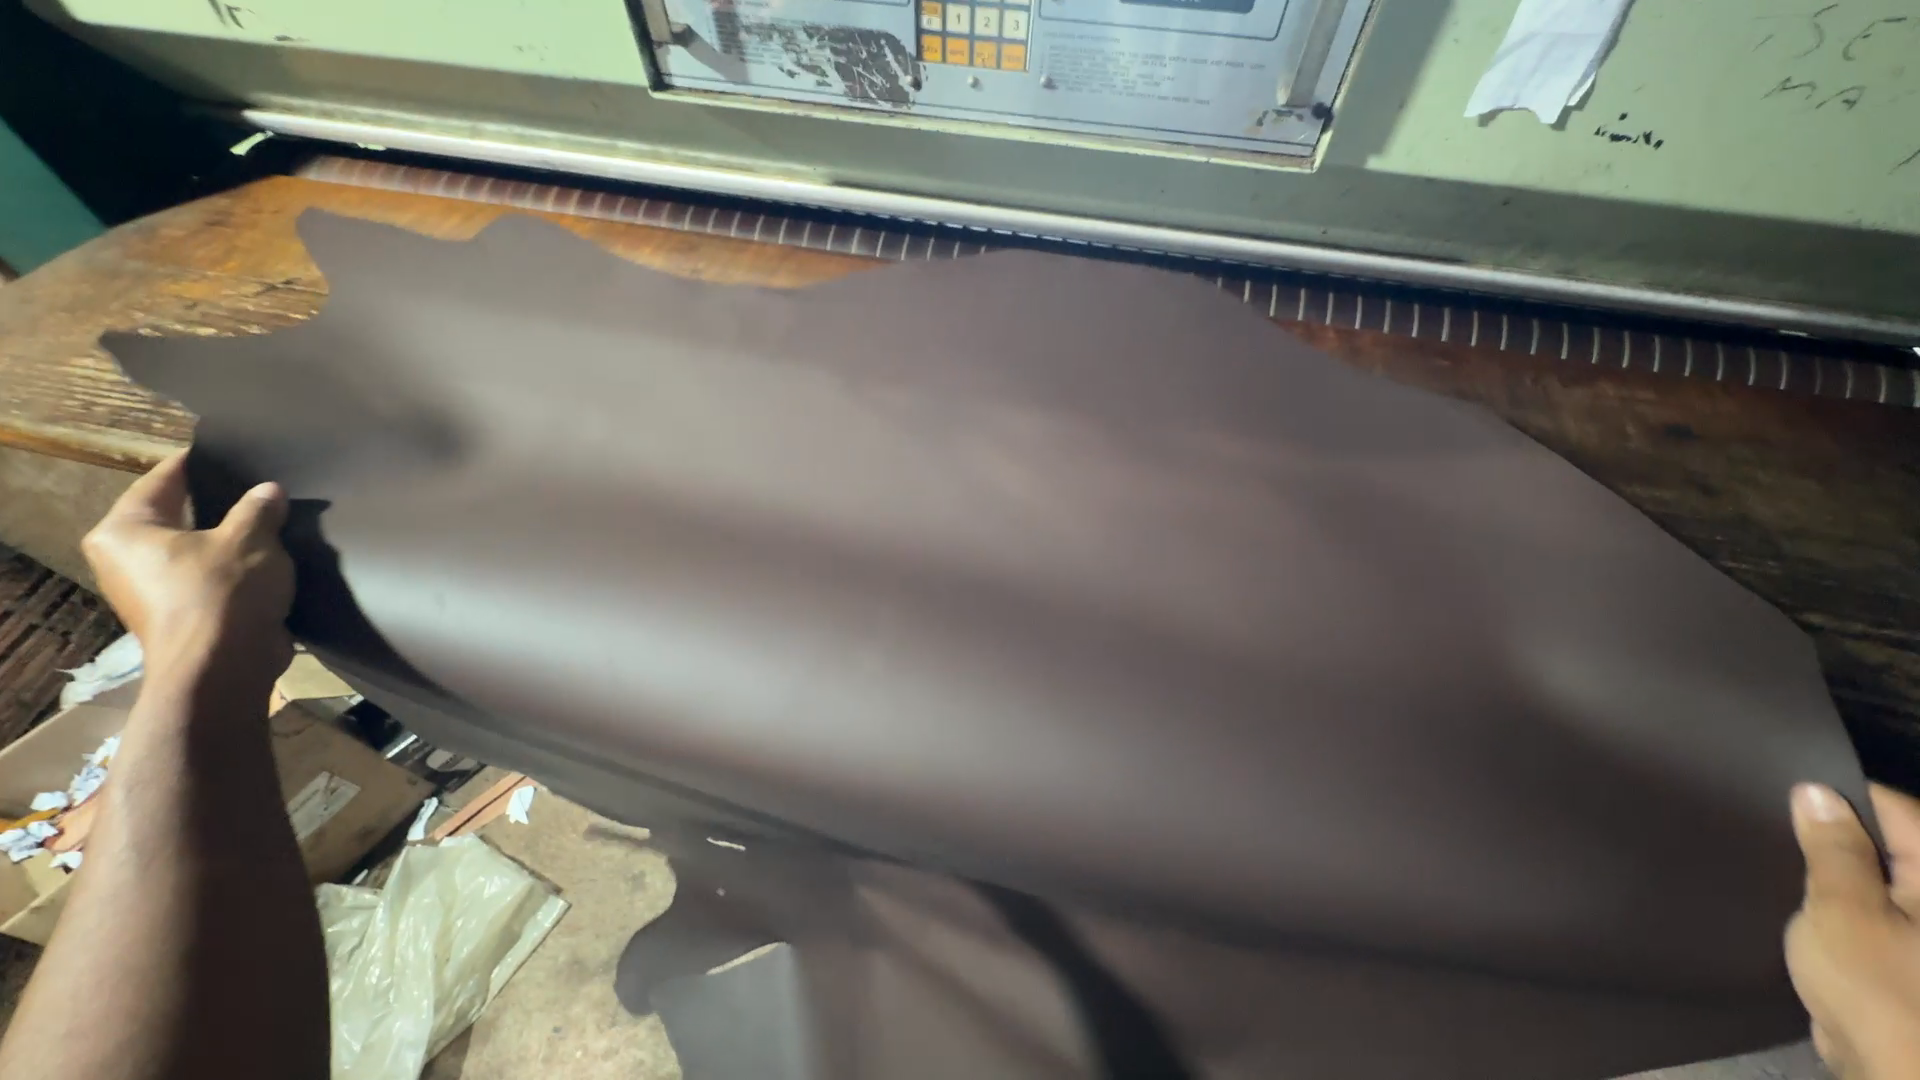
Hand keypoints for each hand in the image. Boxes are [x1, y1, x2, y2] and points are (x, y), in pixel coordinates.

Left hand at [81, 450, 293, 697]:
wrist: (223, 665)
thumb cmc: (222, 592)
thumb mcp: (250, 539)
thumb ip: (259, 509)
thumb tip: (268, 490)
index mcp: (125, 531)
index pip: (161, 481)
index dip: (196, 464)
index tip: (227, 451)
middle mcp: (125, 557)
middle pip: (175, 515)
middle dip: (217, 504)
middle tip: (259, 487)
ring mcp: (150, 589)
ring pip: (194, 548)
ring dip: (229, 539)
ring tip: (272, 522)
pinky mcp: (179, 613)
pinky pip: (207, 576)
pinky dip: (233, 567)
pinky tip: (268, 560)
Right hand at [1786, 781, 1919, 1079]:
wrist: (1900, 1073)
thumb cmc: (1878, 986)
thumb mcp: (1840, 908)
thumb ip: (1832, 848)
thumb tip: (1814, 791)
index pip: (1896, 809)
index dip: (1838, 795)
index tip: (1783, 791)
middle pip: (1890, 842)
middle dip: (1833, 834)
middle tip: (1775, 830)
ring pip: (1879, 875)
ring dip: (1836, 870)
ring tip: (1788, 869)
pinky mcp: (1910, 956)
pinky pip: (1877, 908)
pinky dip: (1844, 900)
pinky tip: (1809, 908)